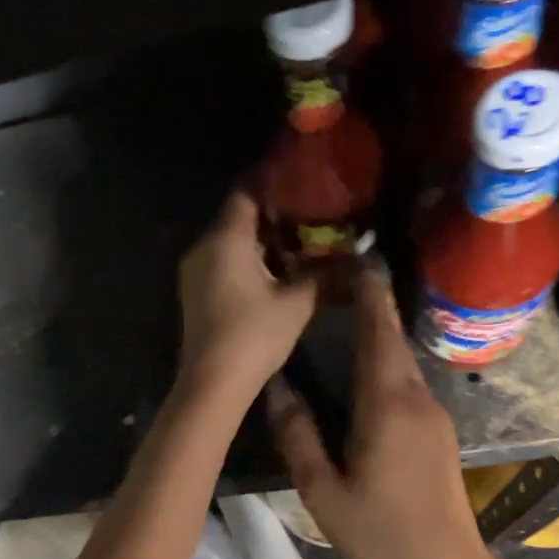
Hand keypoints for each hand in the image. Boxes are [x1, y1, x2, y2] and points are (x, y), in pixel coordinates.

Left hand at [177, 191, 317, 400]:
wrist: (212, 384)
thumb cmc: (253, 336)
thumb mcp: (297, 303)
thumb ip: (328, 276)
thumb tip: (362, 263)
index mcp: (224, 239)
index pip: (246, 191)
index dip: (274, 179)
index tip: (303, 174)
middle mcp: (204, 247)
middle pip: (239, 217)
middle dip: (276, 213)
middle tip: (314, 209)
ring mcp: (196, 272)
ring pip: (232, 243)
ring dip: (265, 241)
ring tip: (304, 240)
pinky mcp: (197, 294)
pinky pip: (225, 263)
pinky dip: (252, 260)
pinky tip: (281, 272)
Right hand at [266, 269, 495, 558]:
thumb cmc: (380, 532)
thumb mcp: (322, 490)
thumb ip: (297, 435)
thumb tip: (276, 388)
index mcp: (388, 403)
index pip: (379, 330)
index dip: (367, 291)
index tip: (352, 259)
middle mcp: (417, 398)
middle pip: (391, 340)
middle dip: (366, 309)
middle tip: (329, 290)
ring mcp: (434, 416)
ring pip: (400, 364)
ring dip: (374, 341)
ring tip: (337, 327)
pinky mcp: (438, 435)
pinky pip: (406, 386)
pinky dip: (382, 369)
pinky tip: (358, 381)